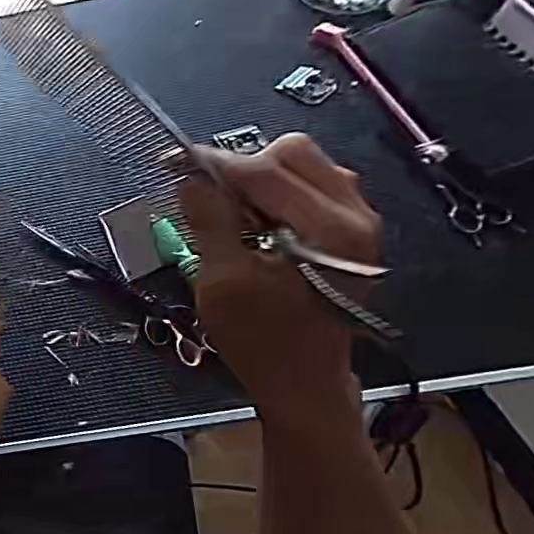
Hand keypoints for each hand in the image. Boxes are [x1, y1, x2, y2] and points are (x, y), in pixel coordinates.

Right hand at [180, 133, 382, 408]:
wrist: (302, 380)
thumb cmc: (260, 338)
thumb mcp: (223, 282)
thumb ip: (210, 223)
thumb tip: (192, 180)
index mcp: (328, 227)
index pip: (265, 169)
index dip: (214, 162)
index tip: (174, 162)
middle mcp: (355, 213)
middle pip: (293, 153)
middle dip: (243, 165)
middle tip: (208, 195)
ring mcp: (358, 220)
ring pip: (303, 166)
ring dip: (258, 178)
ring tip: (228, 209)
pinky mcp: (349, 230)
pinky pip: (309, 187)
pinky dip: (274, 192)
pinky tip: (252, 220)